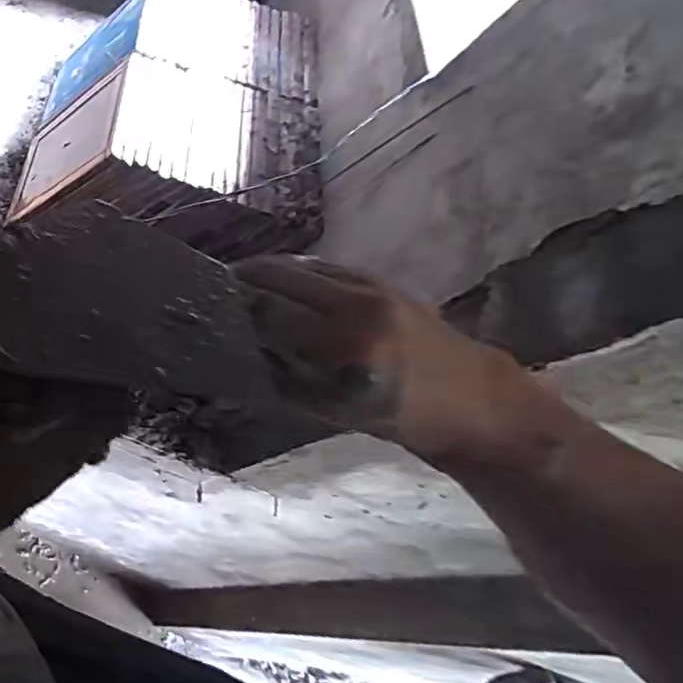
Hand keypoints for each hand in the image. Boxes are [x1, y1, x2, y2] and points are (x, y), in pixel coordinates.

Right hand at [232, 256, 567, 466]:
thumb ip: (283, 374)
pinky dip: (295, 270)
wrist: (475, 402)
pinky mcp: (382, 280)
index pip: (268, 310)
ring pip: (300, 264)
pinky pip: (325, 266)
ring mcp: (371, 287)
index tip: (207, 302)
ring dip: (266, 269)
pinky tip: (280, 280)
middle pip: (279, 275)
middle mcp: (355, 306)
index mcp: (342, 345)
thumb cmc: (396, 417)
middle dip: (243, 277)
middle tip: (215, 286)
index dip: (234, 303)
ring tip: (240, 279)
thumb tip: (242, 345)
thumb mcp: (329, 408)